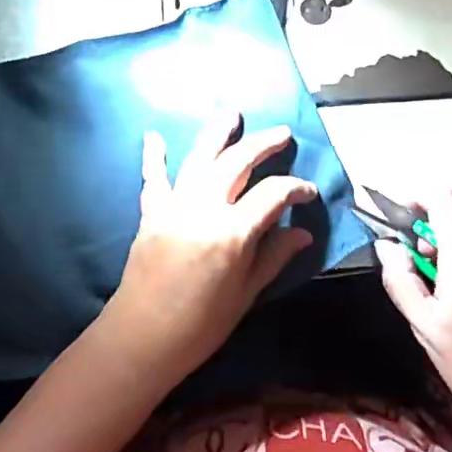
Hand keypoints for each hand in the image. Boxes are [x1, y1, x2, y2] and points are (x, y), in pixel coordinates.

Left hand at [94, 113, 318, 384]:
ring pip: (198, 159)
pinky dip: (154, 156)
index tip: (309, 191)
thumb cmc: (200, 325)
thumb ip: (272, 257)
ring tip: (232, 114)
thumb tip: (302, 232)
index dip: (296, 188)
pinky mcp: (150, 213)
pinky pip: (154, 178)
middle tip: (282, 133)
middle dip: (262, 145)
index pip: (272, 195)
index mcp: (231, 233)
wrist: (143, 336)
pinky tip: (153, 135)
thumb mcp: (245, 294)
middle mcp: (202, 209)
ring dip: (216, 134)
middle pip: (236, 163)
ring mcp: (172, 206)